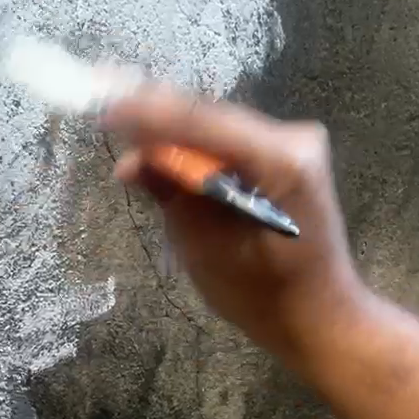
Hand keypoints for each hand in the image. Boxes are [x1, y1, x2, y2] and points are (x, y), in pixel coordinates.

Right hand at [102, 85, 370, 367]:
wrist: (315, 314)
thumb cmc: (261, 294)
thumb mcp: (204, 248)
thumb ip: (171, 196)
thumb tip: (128, 163)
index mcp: (281, 161)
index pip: (202, 123)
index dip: (149, 114)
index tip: (105, 107)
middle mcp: (292, 139)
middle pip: (208, 119)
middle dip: (154, 116)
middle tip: (103, 104)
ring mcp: (291, 144)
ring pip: (214, 128)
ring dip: (169, 130)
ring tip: (121, 122)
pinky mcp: (282, 156)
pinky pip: (225, 144)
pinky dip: (190, 147)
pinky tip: (156, 146)